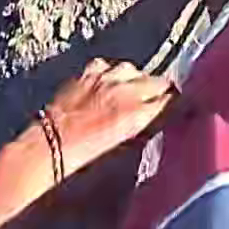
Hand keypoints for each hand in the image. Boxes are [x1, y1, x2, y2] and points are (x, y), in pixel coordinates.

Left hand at [42, 58, 174, 173]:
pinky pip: (111, 66)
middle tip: (159, 104)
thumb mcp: (123, 148)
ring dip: (137, 82)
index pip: (170, 101)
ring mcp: (107, 75)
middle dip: (161, 92)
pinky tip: (108, 86)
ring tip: (132, 95)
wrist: (48, 148)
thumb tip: (157, 118)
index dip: (177, 104)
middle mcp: (125, 89)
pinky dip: (113, 75)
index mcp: (136, 114)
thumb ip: (143, 128)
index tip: (181, 107)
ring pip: (136, 70)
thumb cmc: (84, 162)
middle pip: (158, 82)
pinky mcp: (90, 68)